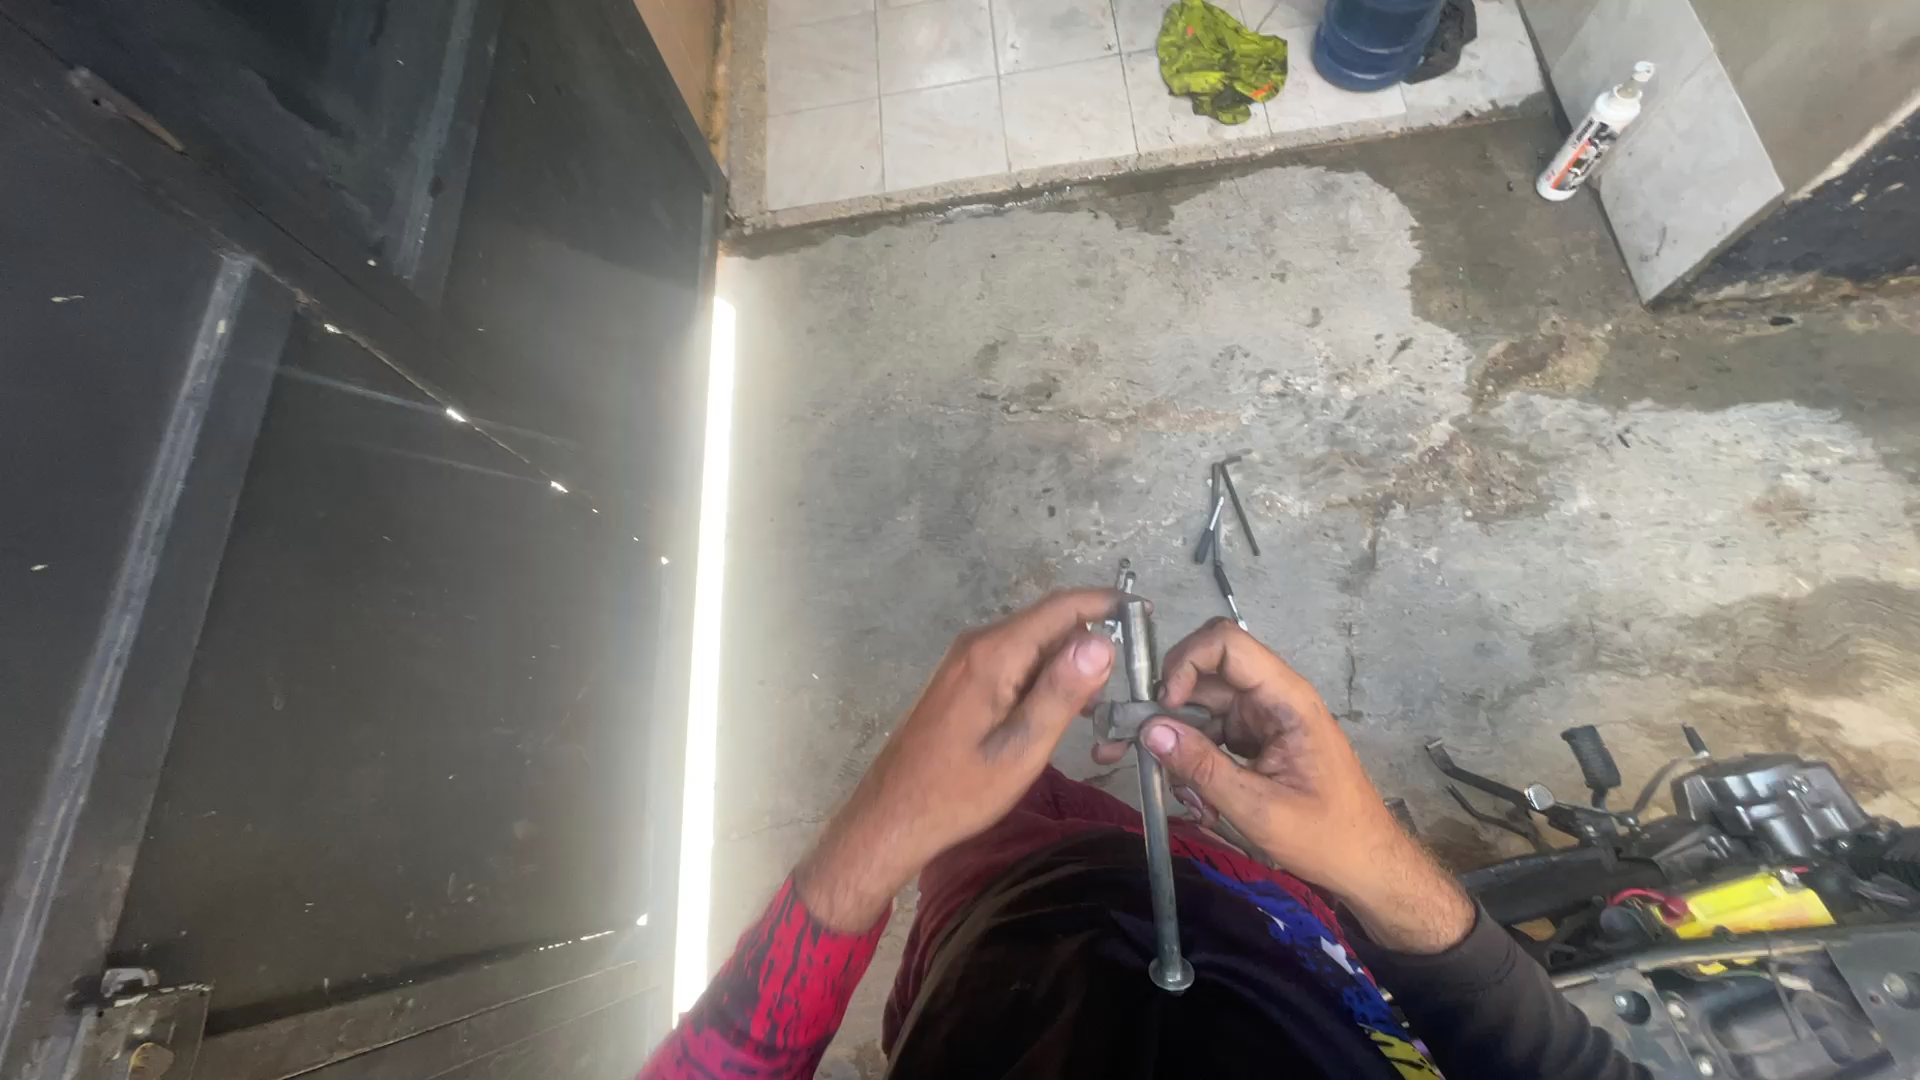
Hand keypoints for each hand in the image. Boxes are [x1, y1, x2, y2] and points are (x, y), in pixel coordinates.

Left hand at [796, 589, 1122, 930]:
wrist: (894, 814)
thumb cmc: (960, 791)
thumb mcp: (1021, 748)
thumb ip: (1061, 692)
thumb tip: (1102, 641)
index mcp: (994, 653)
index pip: (1060, 607)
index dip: (1105, 604)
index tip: (1145, 614)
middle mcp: (978, 643)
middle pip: (1048, 622)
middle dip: (1090, 640)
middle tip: (1123, 680)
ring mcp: (966, 659)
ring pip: (1032, 641)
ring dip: (1067, 661)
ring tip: (1093, 703)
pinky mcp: (963, 677)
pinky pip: (1013, 658)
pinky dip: (1042, 673)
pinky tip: (1055, 708)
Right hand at [1097, 618, 1472, 952]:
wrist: (1368, 868)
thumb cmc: (1328, 838)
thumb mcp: (1260, 810)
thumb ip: (1203, 768)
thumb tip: (1149, 731)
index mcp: (1285, 698)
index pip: (1227, 643)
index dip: (1187, 662)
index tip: (1164, 706)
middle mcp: (1269, 697)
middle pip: (1203, 673)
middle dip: (1167, 706)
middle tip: (1139, 743)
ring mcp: (1258, 717)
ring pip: (1198, 706)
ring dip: (1176, 741)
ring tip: (1172, 787)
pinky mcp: (1250, 738)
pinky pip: (1206, 733)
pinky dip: (1191, 759)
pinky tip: (1194, 798)